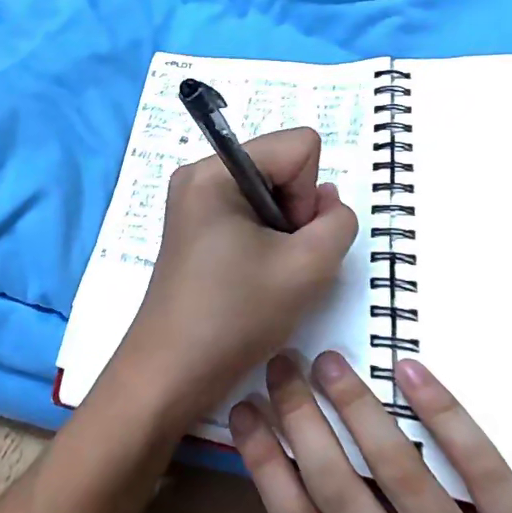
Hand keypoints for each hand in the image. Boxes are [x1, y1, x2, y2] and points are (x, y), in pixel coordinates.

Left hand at [106, 127, 358, 429]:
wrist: (173, 367)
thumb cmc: (236, 314)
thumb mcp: (308, 265)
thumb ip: (338, 220)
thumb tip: (326, 200)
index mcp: (214, 170)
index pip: (298, 145)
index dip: (309, 193)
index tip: (289, 237)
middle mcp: (198, 174)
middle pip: (280, 165)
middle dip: (295, 211)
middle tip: (280, 261)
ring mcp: (193, 201)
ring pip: (268, 192)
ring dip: (282, 230)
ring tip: (266, 272)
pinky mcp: (195, 227)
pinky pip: (246, 212)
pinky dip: (264, 240)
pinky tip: (253, 275)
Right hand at [230, 354, 511, 512]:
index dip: (265, 462)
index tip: (244, 413)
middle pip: (338, 490)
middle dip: (301, 421)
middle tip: (279, 368)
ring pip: (401, 474)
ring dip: (357, 409)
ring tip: (328, 363)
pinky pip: (485, 474)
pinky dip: (447, 418)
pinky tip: (412, 374)